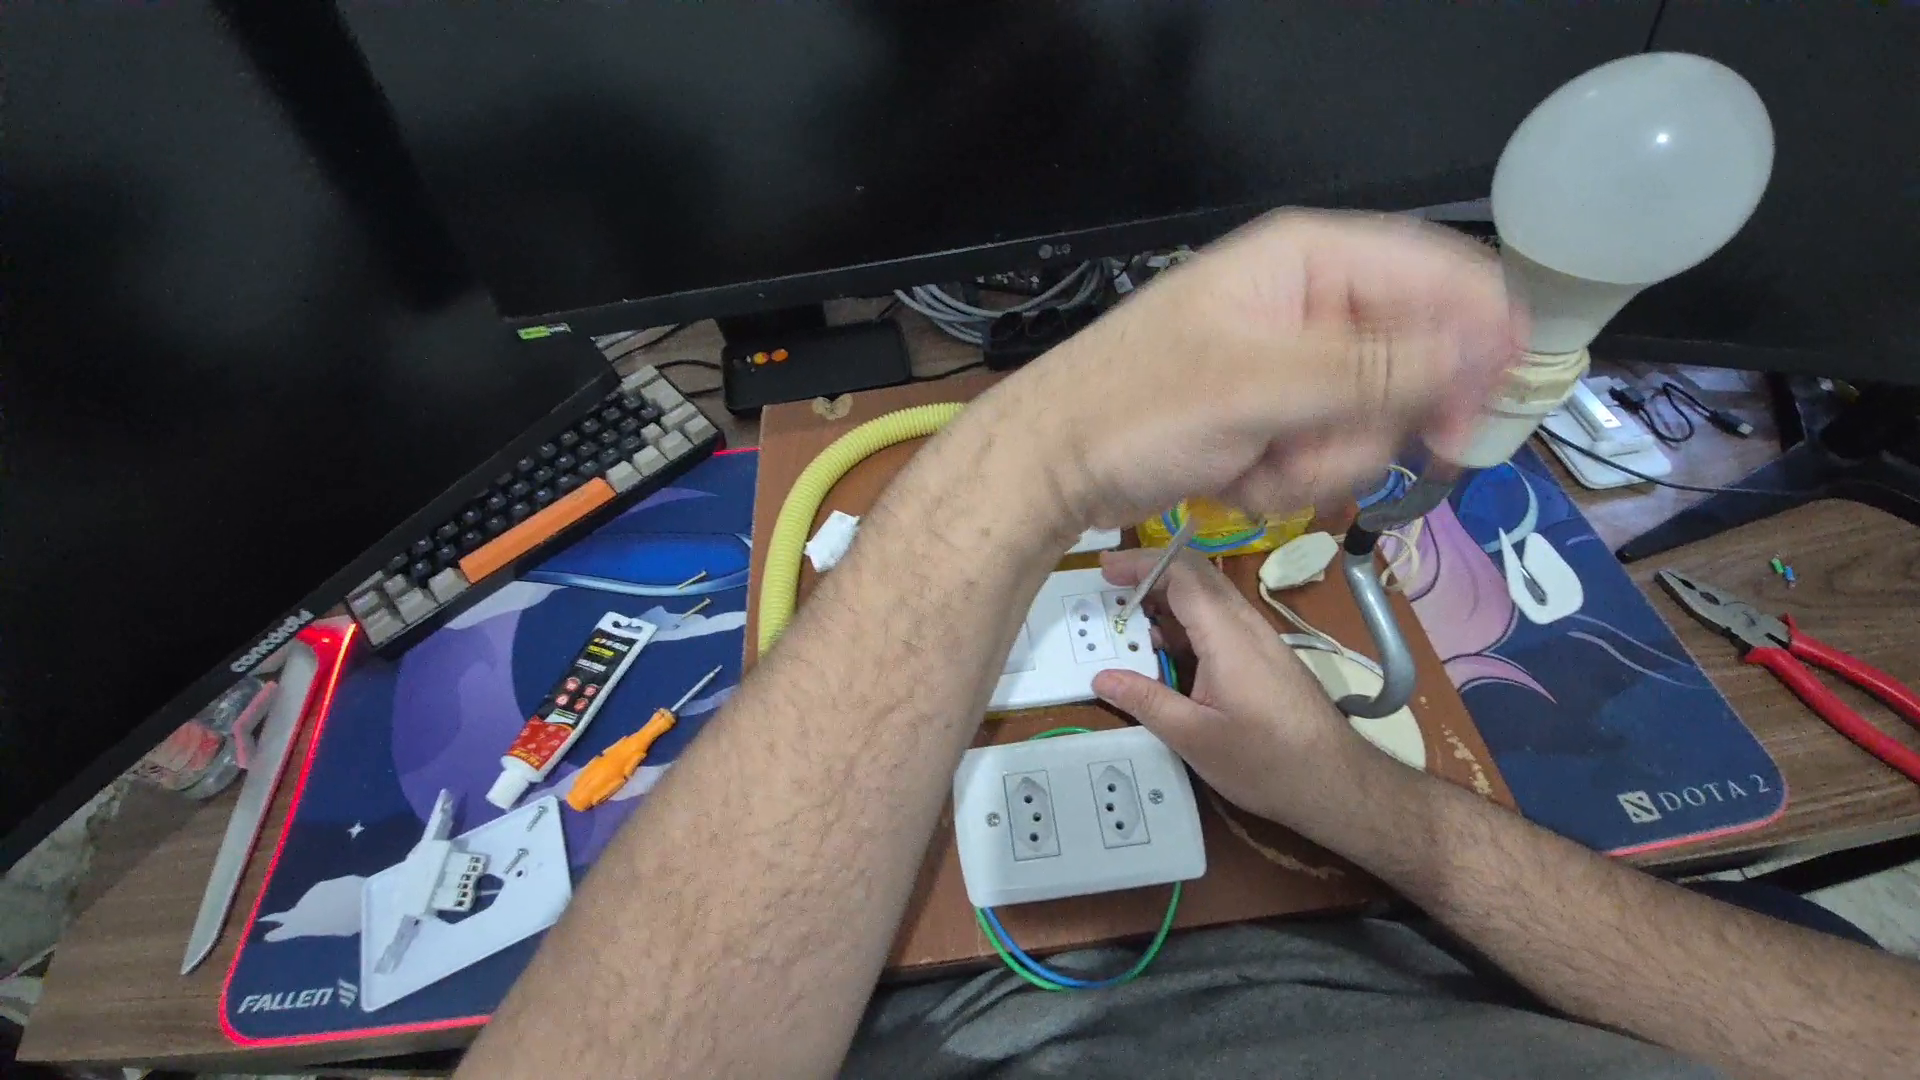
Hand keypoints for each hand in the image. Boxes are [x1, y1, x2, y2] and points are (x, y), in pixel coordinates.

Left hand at [974, 210, 1522, 531]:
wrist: (1053, 465)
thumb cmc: (1134, 411)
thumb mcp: (1260, 385)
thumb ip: (1378, 368)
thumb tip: (1489, 348)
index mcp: (1307, 263)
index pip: (1439, 277)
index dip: (1475, 341)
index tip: (1476, 413)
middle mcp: (1304, 309)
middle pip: (1410, 367)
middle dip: (1359, 429)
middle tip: (1306, 450)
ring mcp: (1285, 370)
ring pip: (1365, 425)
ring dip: (1314, 464)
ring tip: (1251, 464)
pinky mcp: (1267, 420)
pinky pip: (1319, 454)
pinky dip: (1283, 479)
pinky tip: (1234, 476)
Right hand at [1089, 547, 1378, 827]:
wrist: (1338, 784)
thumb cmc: (1267, 762)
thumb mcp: (1195, 739)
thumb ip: (1146, 702)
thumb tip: (1101, 677)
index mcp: (1228, 636)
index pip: (1183, 575)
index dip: (1141, 564)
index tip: (1104, 569)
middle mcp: (1245, 626)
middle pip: (1196, 577)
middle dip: (1149, 574)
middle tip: (1108, 588)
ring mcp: (1257, 639)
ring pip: (1207, 599)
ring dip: (1165, 601)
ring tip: (1127, 624)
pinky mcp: (1262, 656)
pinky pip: (1218, 622)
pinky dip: (1184, 623)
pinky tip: (1163, 652)